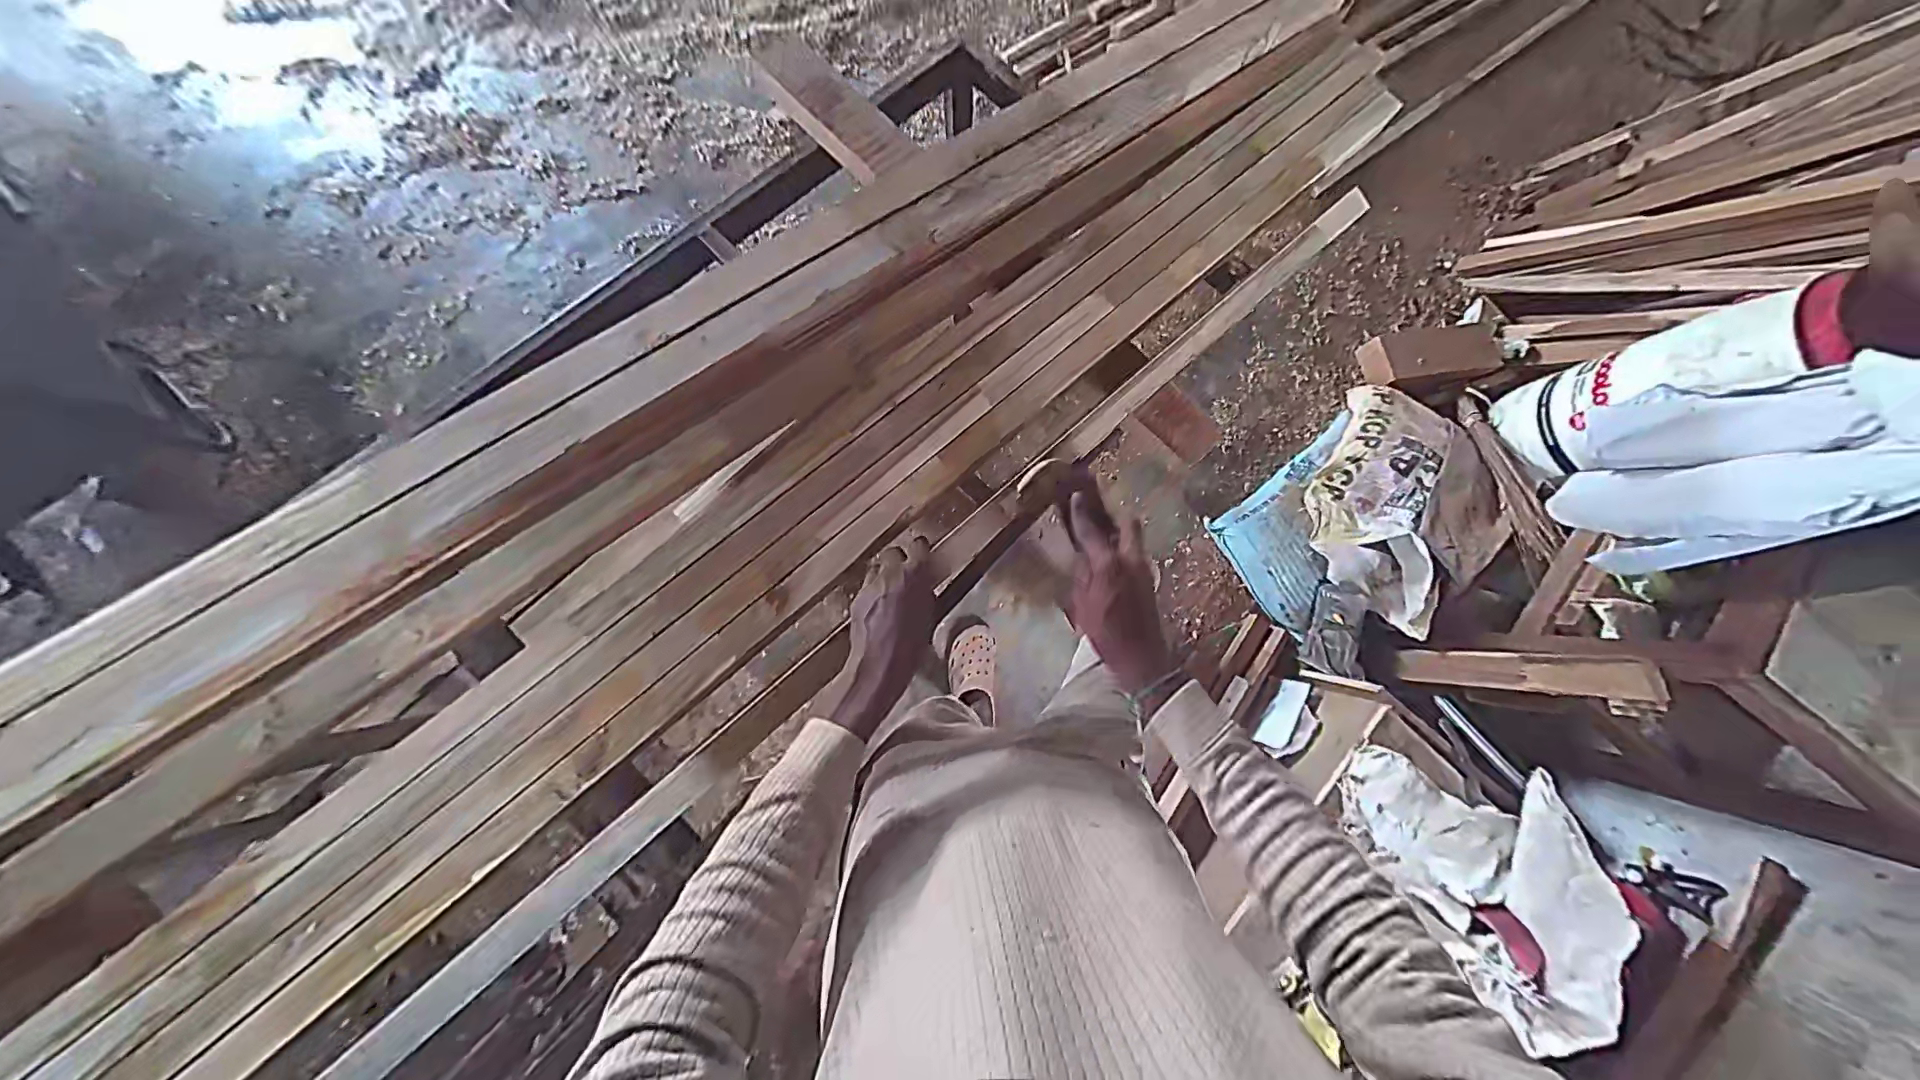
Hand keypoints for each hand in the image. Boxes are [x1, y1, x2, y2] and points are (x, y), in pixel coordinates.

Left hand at [824, 536, 935, 739]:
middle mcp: (891, 575)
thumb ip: (925, 593)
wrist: (879, 667)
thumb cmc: (911, 647)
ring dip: (884, 575)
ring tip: (890, 592)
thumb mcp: (929, 616)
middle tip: (905, 574)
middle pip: (893, 552)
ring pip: (877, 568)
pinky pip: (867, 587)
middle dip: (898, 561)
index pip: (919, 545)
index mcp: (916, 576)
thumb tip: (924, 583)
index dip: (920, 551)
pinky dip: (873, 592)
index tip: (922, 556)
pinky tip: (878, 608)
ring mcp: (870, 585)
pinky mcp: (856, 598)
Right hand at [1063, 480, 1172, 693]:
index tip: (1074, 495)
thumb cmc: (1107, 635)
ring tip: (1100, 529)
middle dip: (1111, 512)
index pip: (1091, 531)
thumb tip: (1082, 557)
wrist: (1143, 659)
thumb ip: (1082, 577)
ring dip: (1118, 530)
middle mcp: (1131, 560)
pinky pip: (1134, 552)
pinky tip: (1109, 555)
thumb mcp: (1083, 606)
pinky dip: (1121, 546)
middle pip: (1126, 524)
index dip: (1081, 512)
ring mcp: (1144, 569)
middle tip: (1095, 506)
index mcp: (1109, 565)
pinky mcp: (1148, 579)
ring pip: (1133, 537)